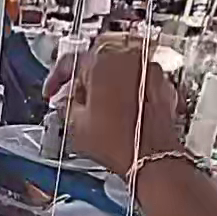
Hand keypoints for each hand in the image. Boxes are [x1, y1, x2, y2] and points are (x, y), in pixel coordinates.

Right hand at [44, 35, 182, 175]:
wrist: (152, 158)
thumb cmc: (120, 144)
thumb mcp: (77, 128)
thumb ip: (66, 107)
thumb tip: (65, 102)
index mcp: (100, 62)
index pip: (69, 62)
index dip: (56, 79)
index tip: (53, 91)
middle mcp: (127, 57)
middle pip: (97, 63)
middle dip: (84, 82)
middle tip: (77, 102)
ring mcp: (148, 69)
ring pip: (120, 70)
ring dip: (108, 87)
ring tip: (101, 111)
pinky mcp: (163, 84)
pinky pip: (139, 83)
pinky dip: (128, 94)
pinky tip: (122, 114)